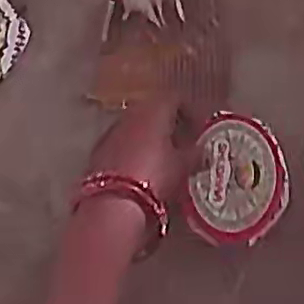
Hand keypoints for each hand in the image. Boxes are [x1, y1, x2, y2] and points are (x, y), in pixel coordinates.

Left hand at [85, 95, 189, 212]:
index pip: (176, 98)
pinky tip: (139, 171)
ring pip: (136, 126)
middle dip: (168, 124)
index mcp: (156, 108)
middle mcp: (133, 112)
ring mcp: (113, 129)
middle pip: (154, 110)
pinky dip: (132, 151)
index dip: (189, 111)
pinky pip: (122, 143)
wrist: (111, 205)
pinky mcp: (99, 150)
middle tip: (181, 144)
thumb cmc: (155, 177)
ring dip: (149, 137)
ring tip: (161, 160)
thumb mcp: (183, 167)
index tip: (198, 130)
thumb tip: (204, 150)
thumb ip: (196, 155)